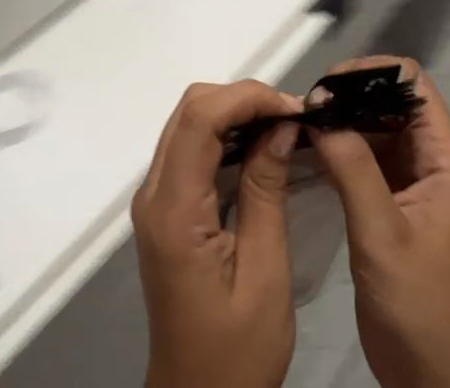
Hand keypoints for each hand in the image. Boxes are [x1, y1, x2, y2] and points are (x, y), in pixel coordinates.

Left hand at [132, 81, 305, 387]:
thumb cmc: (237, 350)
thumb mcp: (265, 273)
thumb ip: (267, 192)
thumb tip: (281, 126)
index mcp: (174, 210)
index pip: (199, 119)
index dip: (246, 98)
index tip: (295, 109)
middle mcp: (154, 195)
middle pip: (189, 112)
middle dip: (243, 100)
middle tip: (294, 119)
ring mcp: (156, 202)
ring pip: (189, 125)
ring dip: (236, 115)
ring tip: (286, 129)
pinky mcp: (167, 212)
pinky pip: (192, 152)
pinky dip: (227, 138)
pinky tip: (263, 150)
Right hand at [312, 57, 449, 387]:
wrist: (432, 371)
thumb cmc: (419, 300)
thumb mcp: (383, 232)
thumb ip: (353, 169)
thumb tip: (320, 111)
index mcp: (443, 159)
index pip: (414, 86)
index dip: (374, 73)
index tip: (327, 85)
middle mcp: (427, 162)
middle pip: (389, 104)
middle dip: (348, 96)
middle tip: (301, 106)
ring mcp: (406, 184)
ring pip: (372, 131)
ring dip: (338, 123)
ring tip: (295, 124)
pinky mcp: (386, 207)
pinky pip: (360, 162)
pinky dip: (333, 151)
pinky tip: (300, 153)